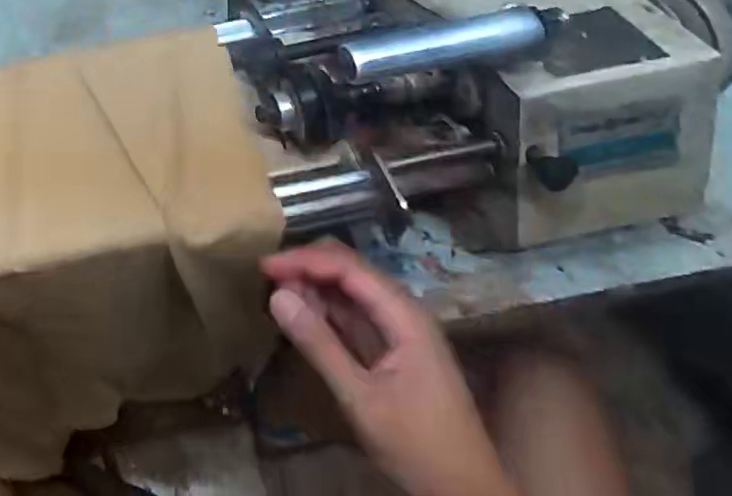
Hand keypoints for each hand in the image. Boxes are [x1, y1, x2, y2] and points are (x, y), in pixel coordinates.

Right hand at [262, 242, 515, 495]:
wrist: (466, 493)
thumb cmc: (418, 445)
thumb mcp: (362, 399)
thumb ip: (320, 345)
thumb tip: (277, 297)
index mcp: (404, 313)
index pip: (348, 267)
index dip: (305, 260)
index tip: (265, 265)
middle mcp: (402, 310)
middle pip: (350, 270)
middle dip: (308, 267)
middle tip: (267, 276)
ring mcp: (399, 329)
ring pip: (350, 291)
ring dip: (315, 288)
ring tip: (277, 293)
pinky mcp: (392, 349)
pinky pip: (355, 316)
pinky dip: (326, 311)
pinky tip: (303, 314)